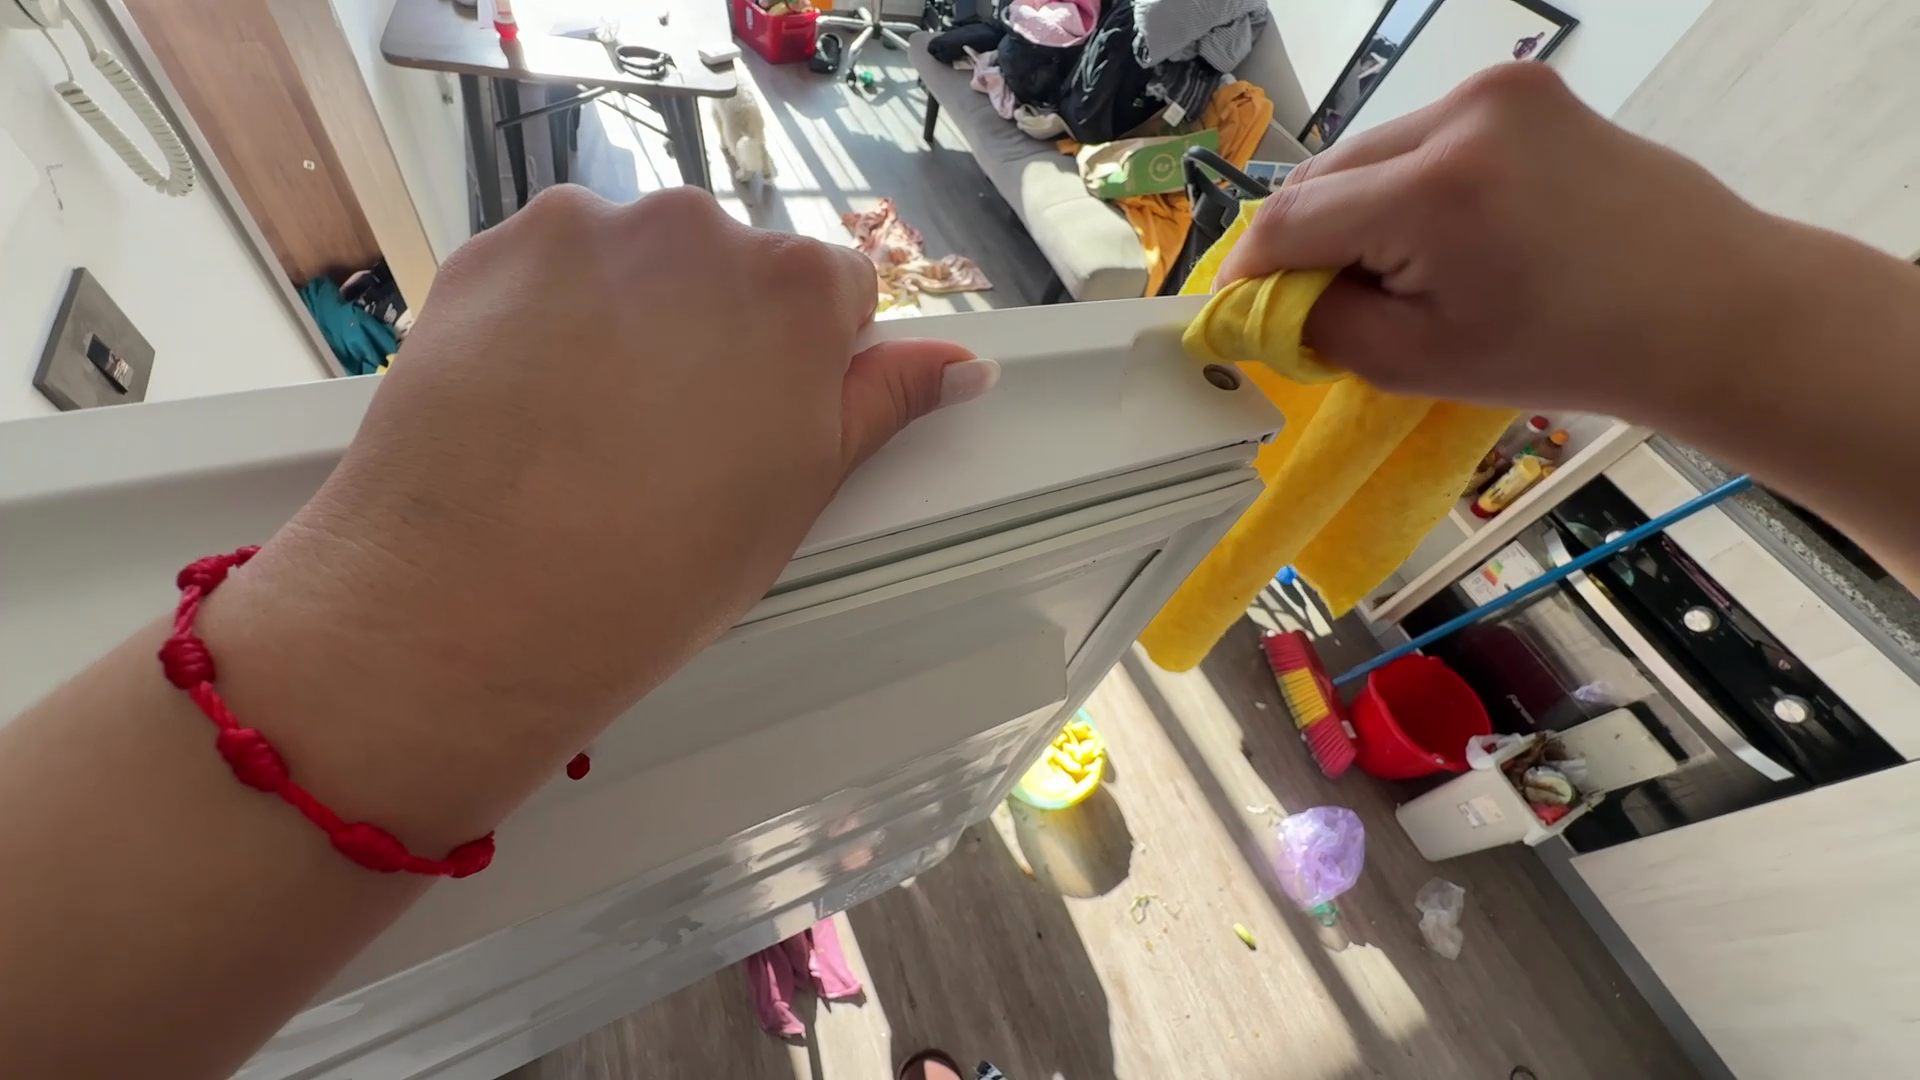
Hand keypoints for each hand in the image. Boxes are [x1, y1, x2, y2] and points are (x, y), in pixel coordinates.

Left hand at [206, 186, 991, 835]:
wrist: (476, 602)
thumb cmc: (667, 562)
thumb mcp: (807, 485)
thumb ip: (887, 403)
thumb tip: (965, 367)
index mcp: (796, 289)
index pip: (843, 288)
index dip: (819, 355)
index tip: (780, 413)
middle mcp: (698, 230)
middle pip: (744, 269)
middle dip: (734, 331)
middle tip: (692, 430)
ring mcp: (588, 229)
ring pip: (653, 263)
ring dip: (651, 316)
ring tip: (610, 421)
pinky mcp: (496, 247)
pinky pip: (565, 266)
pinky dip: (568, 313)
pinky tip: (548, 398)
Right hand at [1221, 63, 1804, 414]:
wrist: (1703, 306)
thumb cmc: (1556, 351)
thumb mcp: (1407, 361)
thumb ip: (1312, 324)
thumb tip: (1259, 302)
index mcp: (1434, 190)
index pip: (1286, 221)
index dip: (1244, 271)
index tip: (1232, 311)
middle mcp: (1461, 113)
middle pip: (1316, 180)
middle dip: (1294, 245)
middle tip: (1307, 303)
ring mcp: (1495, 88)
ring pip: (1356, 159)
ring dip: (1338, 216)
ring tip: (1375, 270)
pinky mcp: (1516, 88)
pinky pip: (1405, 143)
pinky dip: (1385, 192)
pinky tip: (1416, 234)